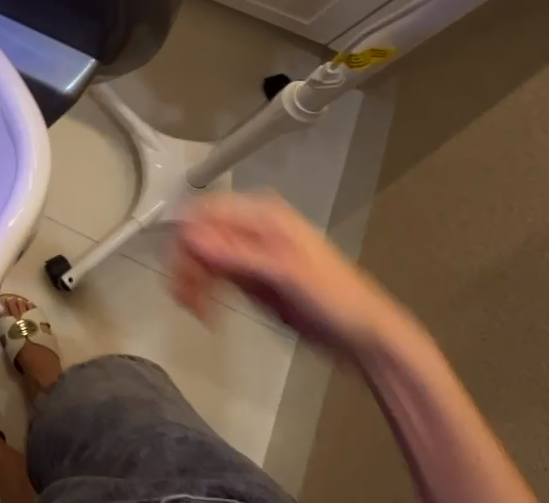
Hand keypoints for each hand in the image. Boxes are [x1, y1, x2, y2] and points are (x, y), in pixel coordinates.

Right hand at [169, 192, 416, 359]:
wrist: (368, 339)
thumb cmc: (337, 300)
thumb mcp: (288, 275)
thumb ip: (238, 255)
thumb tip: (191, 238)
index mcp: (263, 214)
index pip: (206, 210)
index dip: (187, 236)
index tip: (179, 269)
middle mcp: (252, 226)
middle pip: (199, 233)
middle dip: (188, 263)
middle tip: (186, 299)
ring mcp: (249, 252)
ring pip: (201, 255)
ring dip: (192, 281)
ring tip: (196, 311)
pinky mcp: (249, 276)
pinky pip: (213, 275)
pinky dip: (203, 291)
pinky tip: (206, 312)